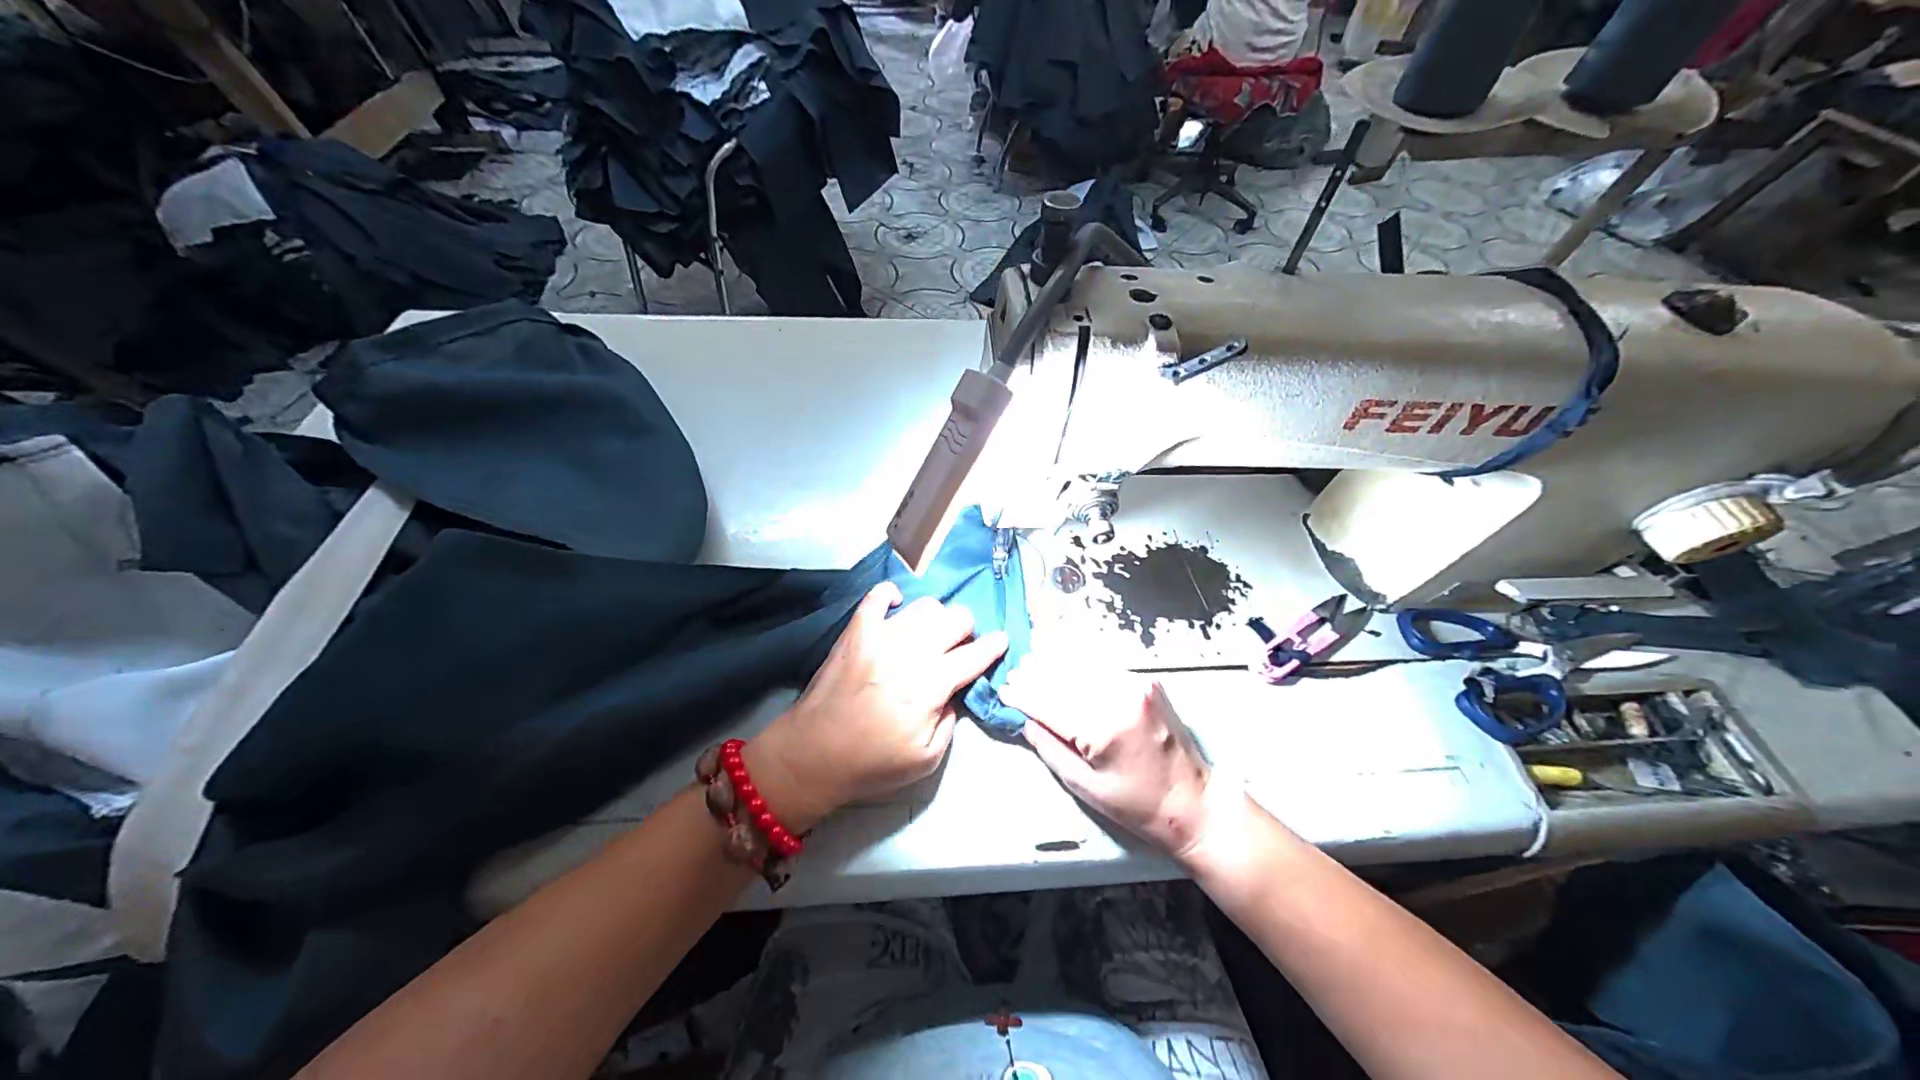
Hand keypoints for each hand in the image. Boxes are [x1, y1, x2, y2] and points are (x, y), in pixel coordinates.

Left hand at [745, 582, 1006, 830]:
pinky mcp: (855, 631)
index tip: (1001, 641)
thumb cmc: (871, 764)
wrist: (812, 755)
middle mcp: (910, 652)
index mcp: (931, 686)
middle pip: (956, 619)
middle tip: (960, 646)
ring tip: (929, 635)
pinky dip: (892, 595)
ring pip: (925, 606)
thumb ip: (950, 720)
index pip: (975, 655)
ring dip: (936, 618)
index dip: (994, 646)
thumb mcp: (926, 759)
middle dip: (967, 630)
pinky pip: (878, 597)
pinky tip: (897, 607)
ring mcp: (881, 636)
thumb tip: (955, 691)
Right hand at [1001, 653, 1220, 859]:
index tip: (1004, 689)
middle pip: (1064, 676)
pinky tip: (1066, 666)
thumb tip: (1024, 719)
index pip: (1050, 702)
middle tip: (1015, 674)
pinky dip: (1081, 664)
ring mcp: (1137, 684)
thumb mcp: (1085, 785)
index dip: (1023, 695)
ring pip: (1083, 664)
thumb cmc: (1138, 805)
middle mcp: (1121, 696)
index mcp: (1104, 727)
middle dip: (1036, 675)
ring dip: (1056, 664)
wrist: (1194, 802)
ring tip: (1034, 666)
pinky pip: (1104, 666)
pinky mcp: (1146, 681)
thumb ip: (1050, 748)